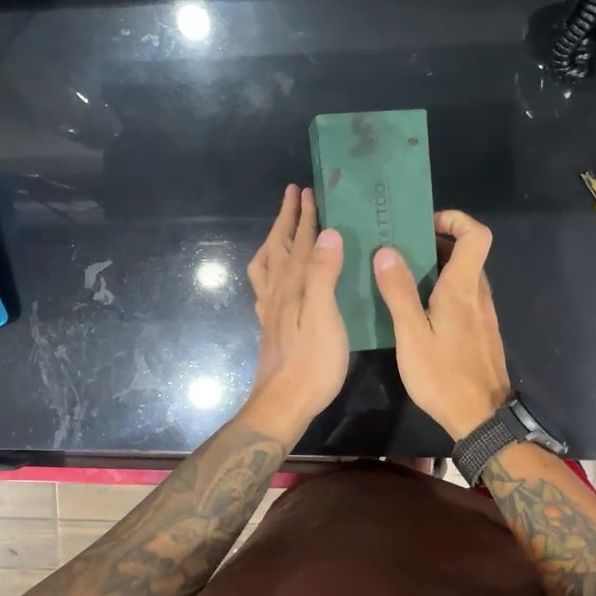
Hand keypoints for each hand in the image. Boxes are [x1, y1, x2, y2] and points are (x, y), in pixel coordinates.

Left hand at [242, 184, 348, 444]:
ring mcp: (271, 310)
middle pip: (279, 247)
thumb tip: (328, 233)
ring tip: (282, 229)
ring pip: (267, 266)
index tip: (309, 192)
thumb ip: (323, 274)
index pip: (300, 243)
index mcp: (291, 286)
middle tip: (294, 195)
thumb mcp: (325, 316)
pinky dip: (271, 271)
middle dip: (287, 220)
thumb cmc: (312, 363)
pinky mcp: (272, 327)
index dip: (305, 217)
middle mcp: (276, 292)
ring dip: (275, 241)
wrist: (283, 403)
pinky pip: (267, 287)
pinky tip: (277, 278)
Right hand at [372, 210, 511, 440]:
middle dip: (434, 244)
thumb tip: (387, 251)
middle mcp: (478, 295)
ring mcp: (483, 315)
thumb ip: (399, 292)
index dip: (455, 220)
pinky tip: (417, 312)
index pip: (476, 235)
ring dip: (436, 271)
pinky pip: (463, 300)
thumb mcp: (412, 335)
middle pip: (465, 254)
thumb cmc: (444, 376)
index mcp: (463, 288)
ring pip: (463, 278)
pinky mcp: (480, 334)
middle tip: (399, 251)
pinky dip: (442, 293)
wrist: (480, 419)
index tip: (425, 224)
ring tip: (400, 280)